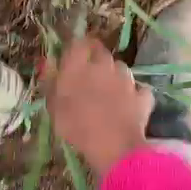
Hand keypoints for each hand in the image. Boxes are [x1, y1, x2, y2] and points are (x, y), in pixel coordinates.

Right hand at [46, 37, 152, 176]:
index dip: (77, 48)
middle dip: (97, 59)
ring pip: (121, 69)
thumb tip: (48, 65)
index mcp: (79, 66)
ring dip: (115, 76)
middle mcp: (104, 66)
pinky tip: (130, 105)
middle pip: (102, 52)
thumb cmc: (76, 126)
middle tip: (90, 75)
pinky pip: (139, 90)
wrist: (113, 146)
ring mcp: (126, 80)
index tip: (74, 56)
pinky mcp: (142, 96)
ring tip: (110, 92)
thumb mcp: (54, 107)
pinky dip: (135, 96)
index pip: (79, 43)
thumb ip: (51, 83)